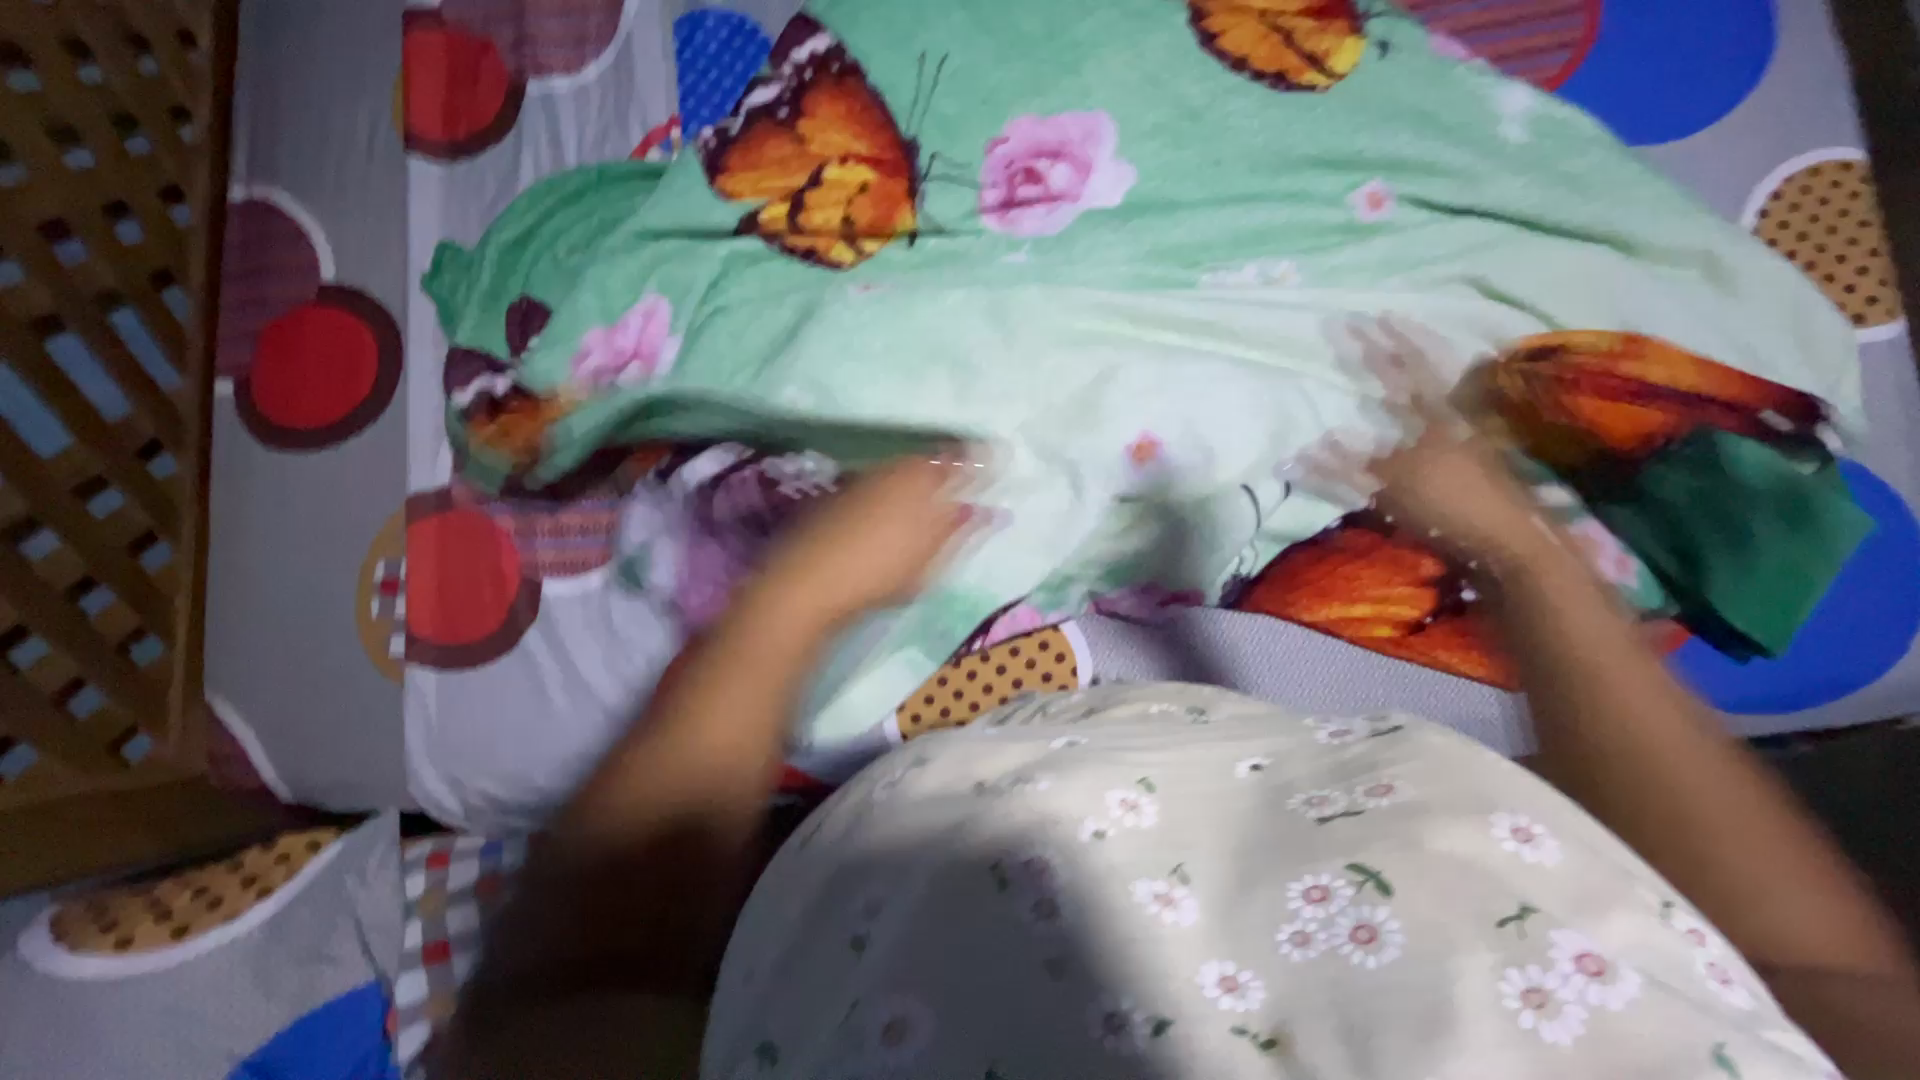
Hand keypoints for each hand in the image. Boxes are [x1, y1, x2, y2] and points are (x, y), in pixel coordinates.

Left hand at [748, 449, 979, 627]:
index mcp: (924, 480)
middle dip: (950, 468)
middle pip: (930, 462)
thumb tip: (990, 512)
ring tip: (933, 498)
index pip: (962, 460)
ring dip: (921, 479)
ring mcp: (864, 479)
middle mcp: (895, 469)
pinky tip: (893, 514)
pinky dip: (893, 492)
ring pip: (902, 471)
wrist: (807, 580)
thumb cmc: (880, 573)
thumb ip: (962, 530)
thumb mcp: (931, 560)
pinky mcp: (839, 494)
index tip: (999, 462)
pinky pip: (879, 484)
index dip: (982, 461)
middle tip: (967, 479)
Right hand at [1301, 320, 1548, 568]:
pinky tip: (1405, 416)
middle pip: (1424, 370)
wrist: (1510, 542)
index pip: (1404, 365)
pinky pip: (1437, 419)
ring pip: (1435, 392)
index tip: (1361, 318)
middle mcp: (1454, 415)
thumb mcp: (1387, 487)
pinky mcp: (1470, 456)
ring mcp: (1466, 434)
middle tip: (1374, 325)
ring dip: (1412, 373)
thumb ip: (1342, 468)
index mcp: (1435, 414)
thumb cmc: (1448, 507)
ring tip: (1391, 360)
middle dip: (1396, 347)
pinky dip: (1418, 408)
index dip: (1380, 342)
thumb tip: (1299, 452)